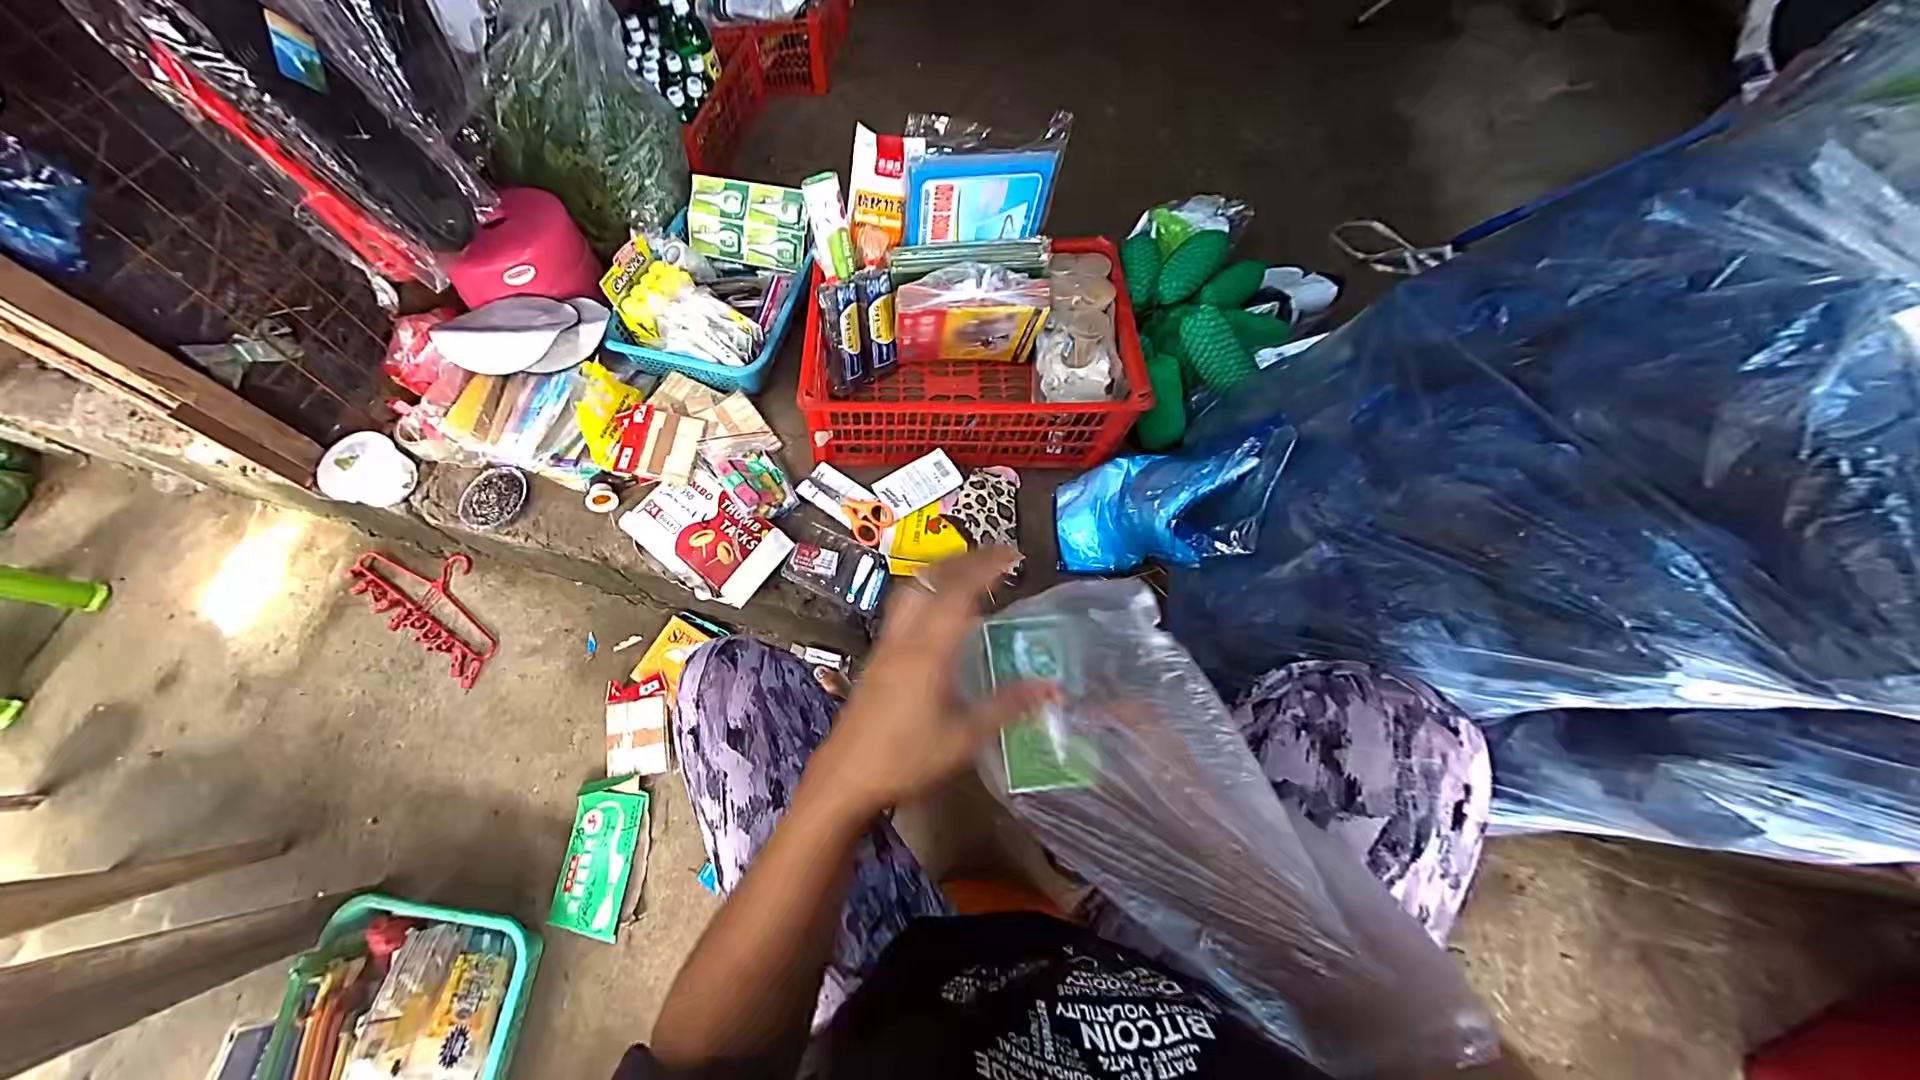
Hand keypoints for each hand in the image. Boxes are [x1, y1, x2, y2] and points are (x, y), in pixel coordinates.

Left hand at [796, 548, 1057, 823]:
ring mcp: (886, 644)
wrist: (845, 776)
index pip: (959, 591)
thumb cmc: (906, 758)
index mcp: (928, 651)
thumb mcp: (965, 738)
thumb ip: (1007, 706)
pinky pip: (904, 607)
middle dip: (965, 560)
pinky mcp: (877, 656)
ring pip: (912, 589)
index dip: (987, 567)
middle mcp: (904, 637)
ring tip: (969, 573)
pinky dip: (928, 593)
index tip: (1012, 555)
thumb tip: (1050, 687)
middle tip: (995, 557)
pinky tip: (941, 612)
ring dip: (942, 572)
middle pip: (931, 579)